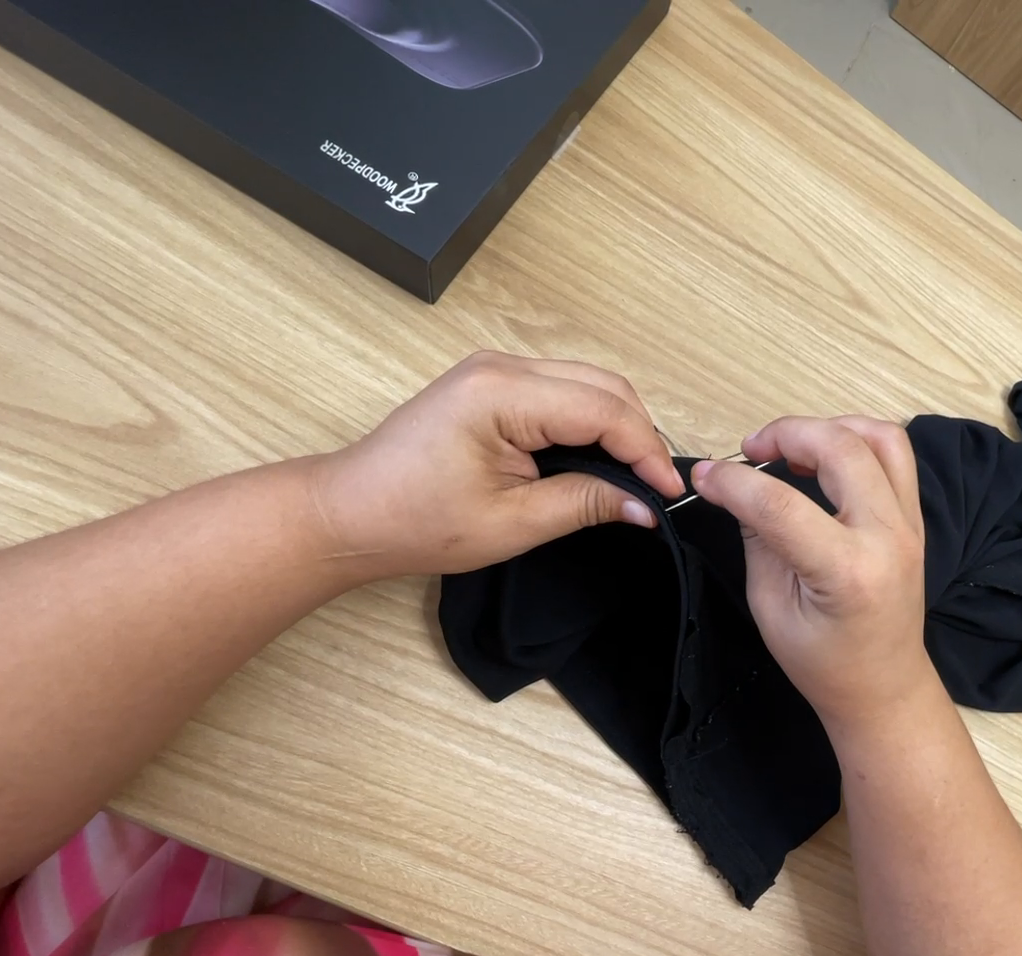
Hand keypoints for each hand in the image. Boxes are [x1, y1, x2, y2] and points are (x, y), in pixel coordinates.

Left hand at [308, 351, 683, 577]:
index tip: (669, 494)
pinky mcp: (498, 383)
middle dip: (641, 434)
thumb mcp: (514, 523)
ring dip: (622, 426)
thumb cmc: (418, 522)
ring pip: (591, 384)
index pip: (603, 410)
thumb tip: (646, 507)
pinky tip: (604, 456)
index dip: (646, 451)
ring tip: (637, 474)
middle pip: (605, 386)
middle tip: (657, 486)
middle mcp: (503, 366)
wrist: (352, 511)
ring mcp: (498, 369)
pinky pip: (567, 392)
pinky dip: (596, 422)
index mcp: (501, 393)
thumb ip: (586, 504)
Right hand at [691, 416, 941, 726]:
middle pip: (842, 449)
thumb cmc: (823, 663)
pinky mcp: (915, 519)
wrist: (884, 686)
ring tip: (792, 446)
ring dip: (831, 427)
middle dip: (787, 434)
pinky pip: (895, 456)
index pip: (780, 504)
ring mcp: (910, 524)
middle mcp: (888, 538)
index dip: (733, 482)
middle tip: (752, 449)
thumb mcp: (771, 608)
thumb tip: (736, 489)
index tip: (704, 475)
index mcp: (847, 572)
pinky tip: (824, 455)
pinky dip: (858, 439)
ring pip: (881, 438)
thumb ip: (757, 540)